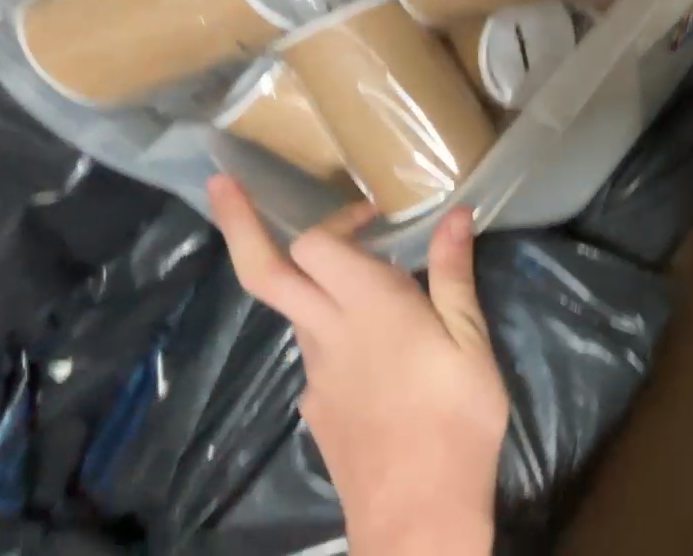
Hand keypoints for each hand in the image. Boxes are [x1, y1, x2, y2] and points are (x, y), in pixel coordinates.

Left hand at [208, 177, 507, 554]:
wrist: (417, 510)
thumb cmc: (456, 415)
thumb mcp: (471, 340)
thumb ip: (454, 275)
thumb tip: (455, 214)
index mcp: (369, 307)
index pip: (320, 244)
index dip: (340, 216)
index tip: (378, 212)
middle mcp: (327, 332)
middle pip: (265, 272)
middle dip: (239, 225)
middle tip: (221, 183)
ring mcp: (314, 372)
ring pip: (294, 309)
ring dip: (311, 279)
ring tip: (367, 275)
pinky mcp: (316, 404)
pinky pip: (318, 350)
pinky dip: (337, 328)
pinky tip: (384, 350)